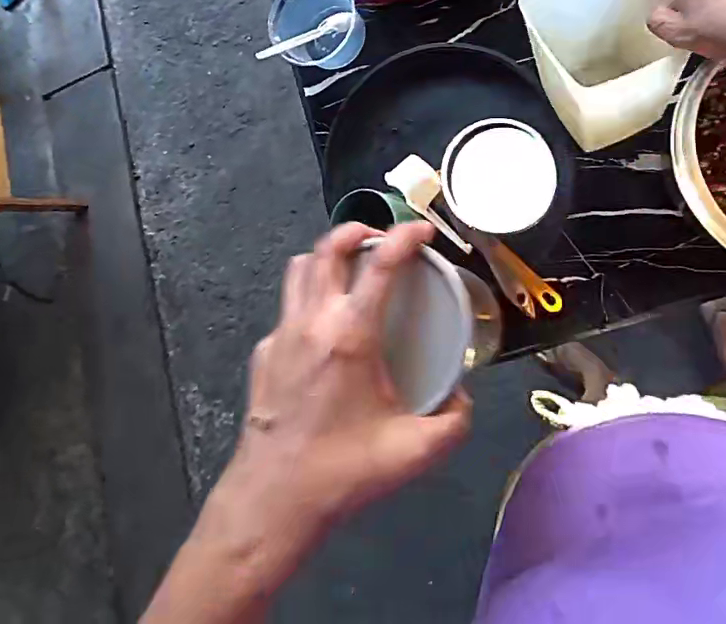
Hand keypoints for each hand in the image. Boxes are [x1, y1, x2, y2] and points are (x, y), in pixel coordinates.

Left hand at [229, 222, 471, 535]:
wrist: (274, 497)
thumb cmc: (343, 469)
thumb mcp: (413, 452)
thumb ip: (452, 422)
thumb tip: (463, 399)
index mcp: (350, 334)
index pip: (380, 265)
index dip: (404, 237)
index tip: (421, 229)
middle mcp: (312, 320)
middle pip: (327, 247)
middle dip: (355, 229)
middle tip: (379, 237)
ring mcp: (281, 332)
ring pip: (300, 268)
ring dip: (326, 256)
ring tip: (350, 268)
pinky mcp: (263, 350)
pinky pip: (288, 308)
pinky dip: (309, 299)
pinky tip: (324, 329)